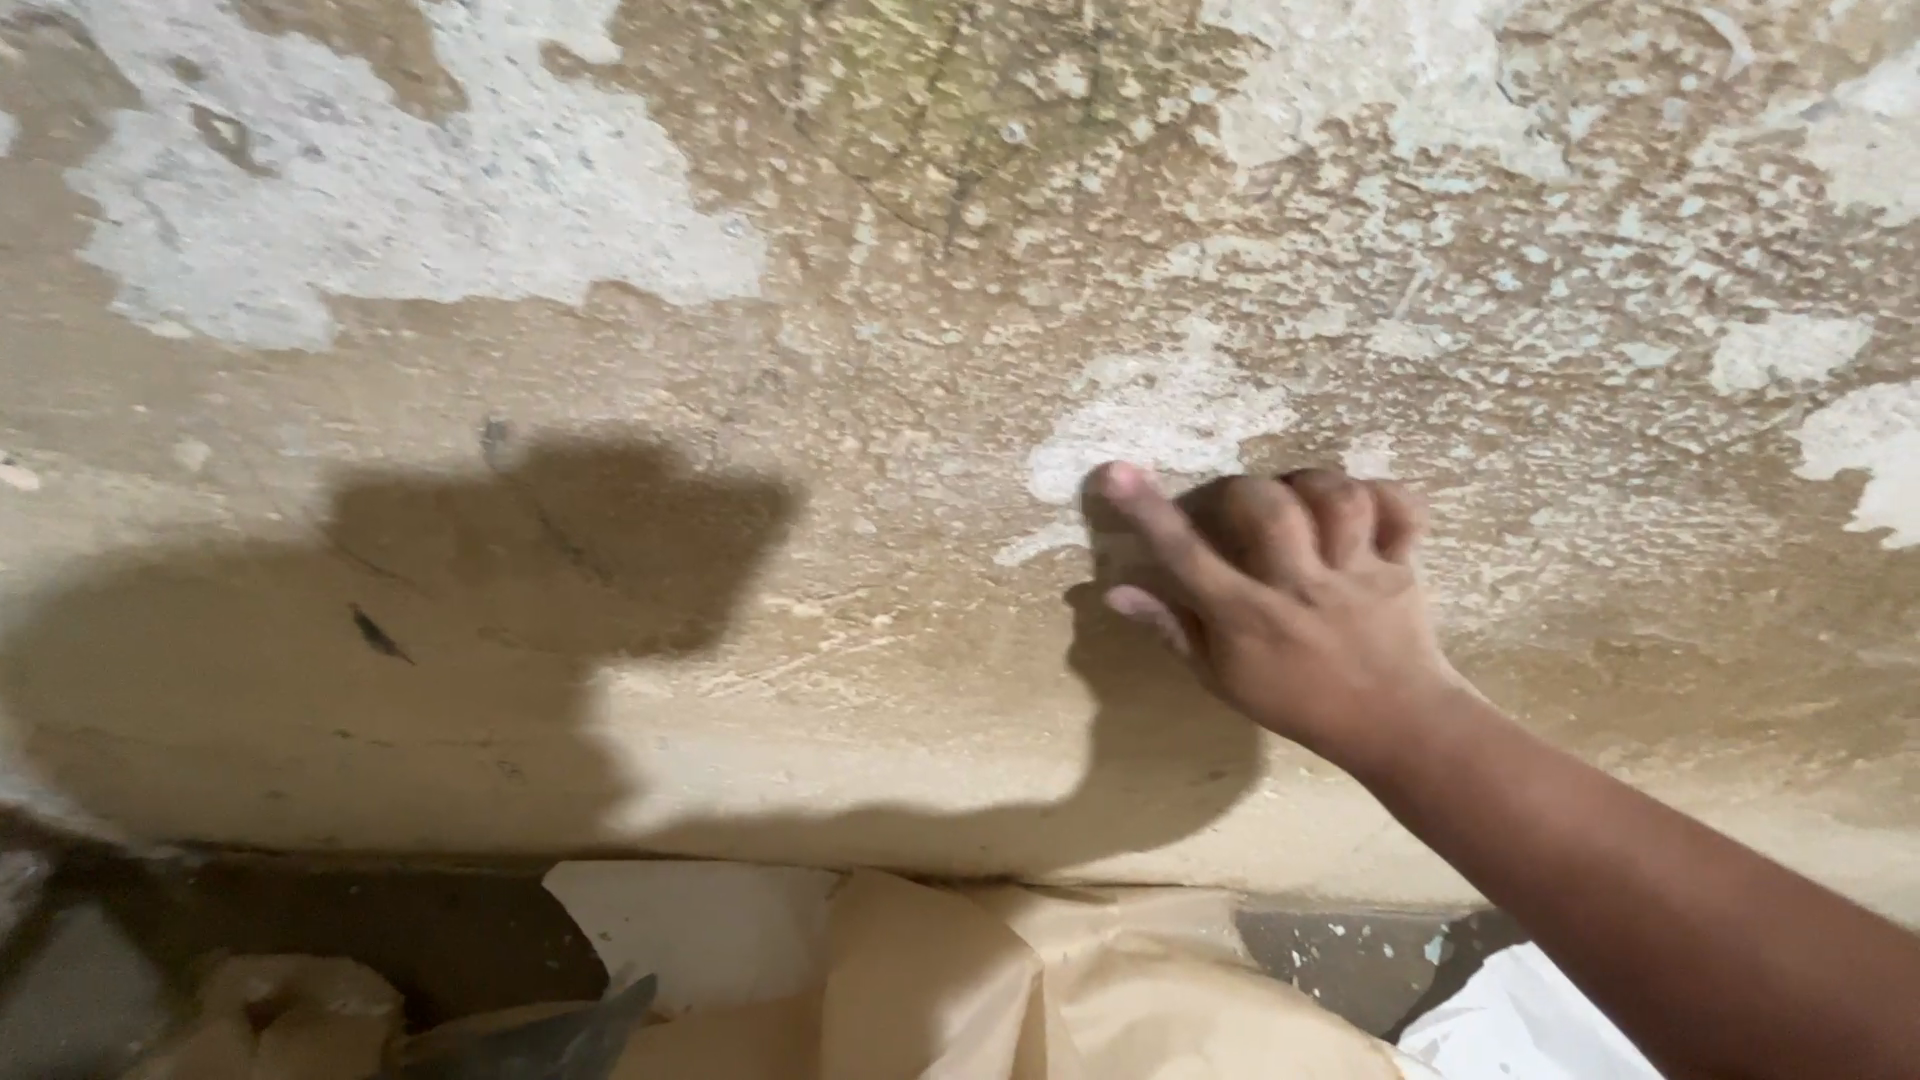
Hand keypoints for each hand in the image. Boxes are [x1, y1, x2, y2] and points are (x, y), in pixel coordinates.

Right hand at [1093, 462, 1469, 771]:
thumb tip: (1115, 591)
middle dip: (1240, 489)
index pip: (1186, 555)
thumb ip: (1171, 628)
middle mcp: (1300, 590)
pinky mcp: (1402, 567)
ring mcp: (1357, 576)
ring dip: (1309, 482)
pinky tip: (1357, 502)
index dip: (1146, 510)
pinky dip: (1381, 491)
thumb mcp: (1221, 677)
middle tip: (1236, 501)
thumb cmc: (1295, 702)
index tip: (1116, 472)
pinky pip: (1401, 509)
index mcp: (1247, 618)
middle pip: (1268, 511)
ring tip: (1296, 493)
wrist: (1395, 726)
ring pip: (1338, 499)